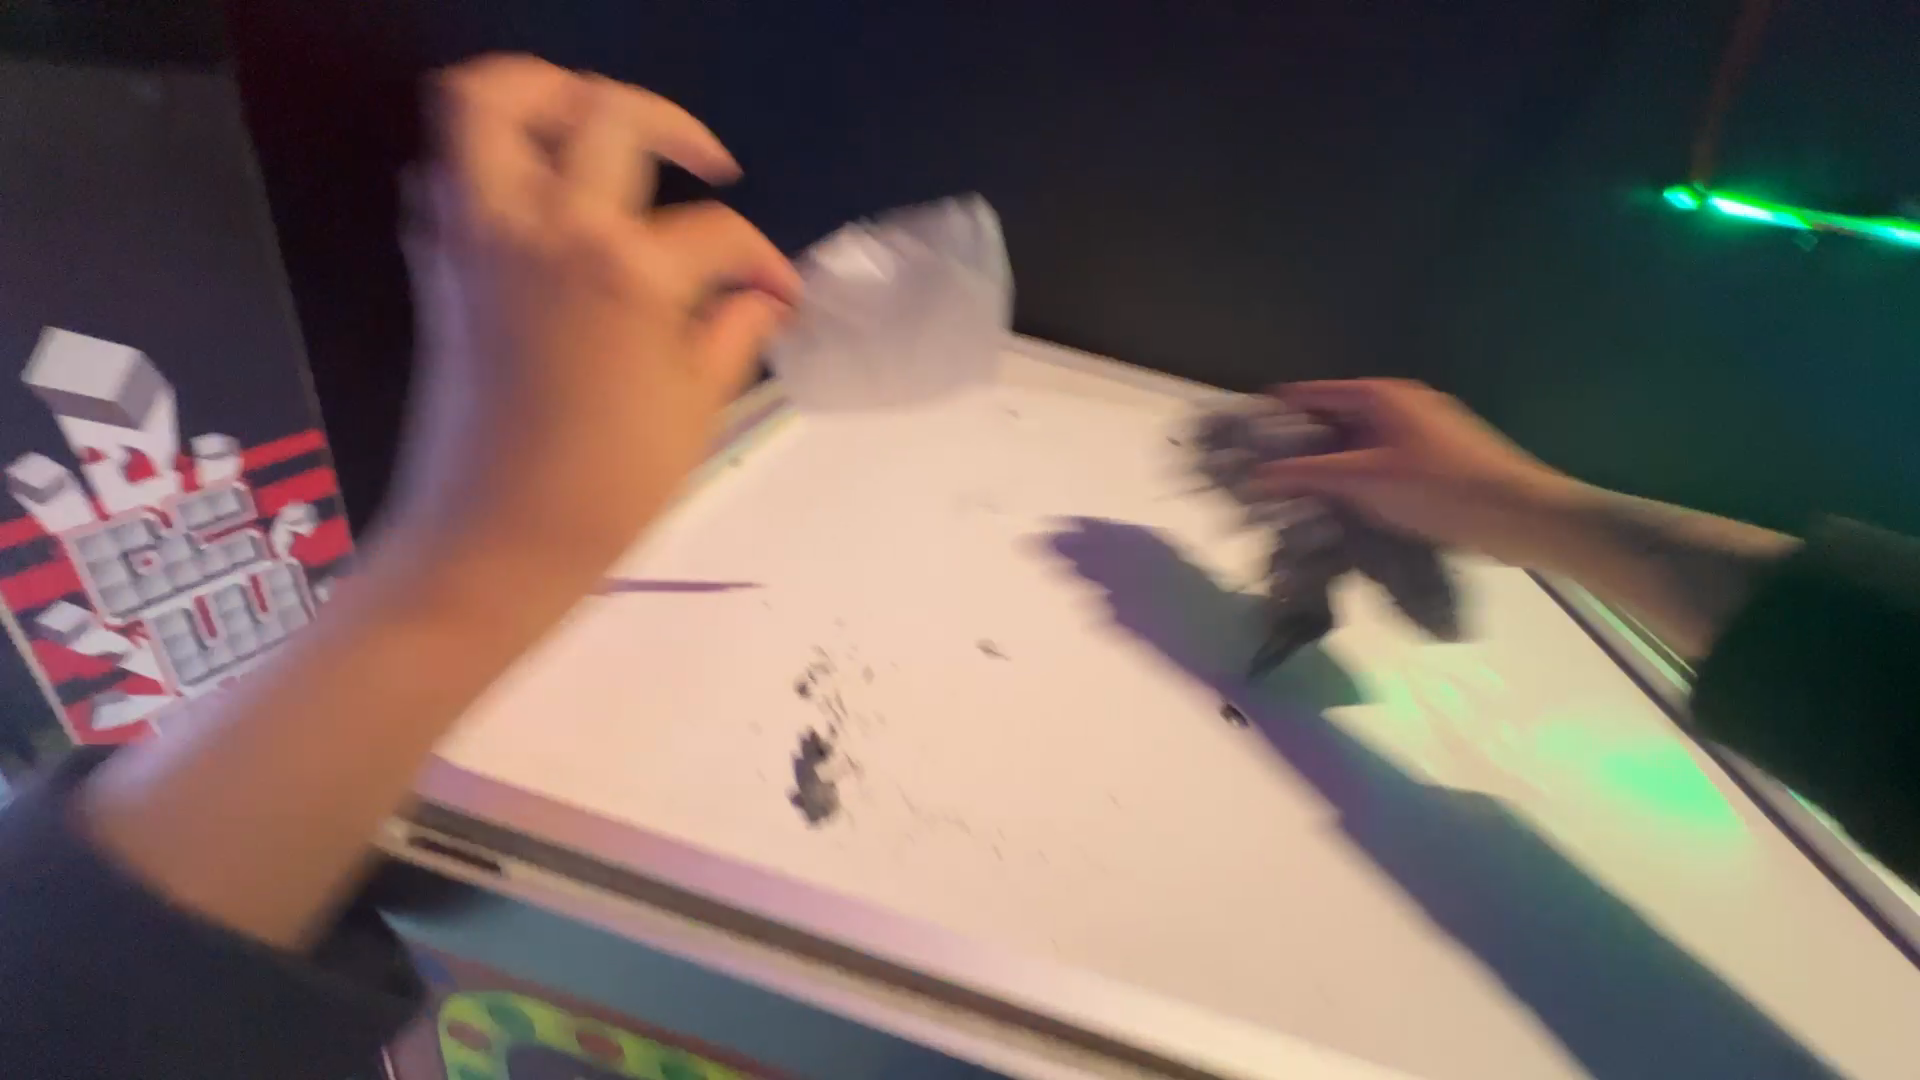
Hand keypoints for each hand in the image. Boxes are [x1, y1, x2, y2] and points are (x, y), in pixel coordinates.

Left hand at [388, 55, 800, 578]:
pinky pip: (453, 169)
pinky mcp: (439, 262)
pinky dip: (497, 161)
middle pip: (604, 114)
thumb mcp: (696, 412)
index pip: (716, 233)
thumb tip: (764, 301)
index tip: (782, 293)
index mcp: (627, 274)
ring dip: (555, 99)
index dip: (762, 259)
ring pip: (491, 105)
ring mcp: (480, 237)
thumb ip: (731, 336)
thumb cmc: (610, 487)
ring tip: (606, 136)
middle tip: (706, 165)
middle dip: (669, 123)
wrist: (496, 540)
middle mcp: (548, 230)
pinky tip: (547, 205)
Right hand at [1257, 379, 1583, 567]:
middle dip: (1295, 442)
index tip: (1241, 436)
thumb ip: (1306, 475)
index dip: (1275, 412)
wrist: (1520, 517)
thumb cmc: (1439, 488)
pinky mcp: (1427, 458)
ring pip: (1352, 442)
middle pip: (1331, 418)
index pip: (1311, 394)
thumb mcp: (1364, 480)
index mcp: (1381, 395)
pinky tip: (1332, 500)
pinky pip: (1373, 459)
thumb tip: (1255, 476)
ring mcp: (1415, 430)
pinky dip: (1349, 474)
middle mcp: (1397, 404)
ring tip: (1286, 488)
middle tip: (1259, 468)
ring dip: (1322, 463)